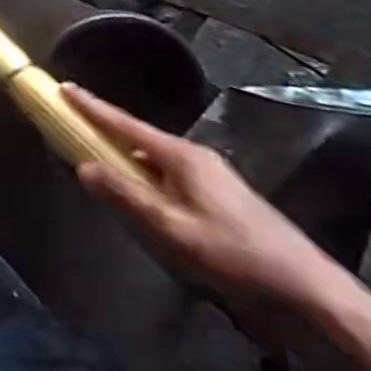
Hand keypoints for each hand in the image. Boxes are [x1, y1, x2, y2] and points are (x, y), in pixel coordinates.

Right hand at [63, 84, 353, 306]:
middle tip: (75, 128)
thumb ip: (127, 196)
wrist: (305, 283)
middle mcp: (193, 155)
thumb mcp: (172, 228)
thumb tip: (84, 167)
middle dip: (106, 130)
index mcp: (180, 155)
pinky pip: (168, 172)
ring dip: (126, 156)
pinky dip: (145, 174)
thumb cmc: (234, 252)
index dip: (92, 106)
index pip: (125, 123)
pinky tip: (142, 195)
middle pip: (138, 136)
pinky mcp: (218, 191)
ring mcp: (209, 172)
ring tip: (102, 164)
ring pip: (154, 157)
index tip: (65, 87)